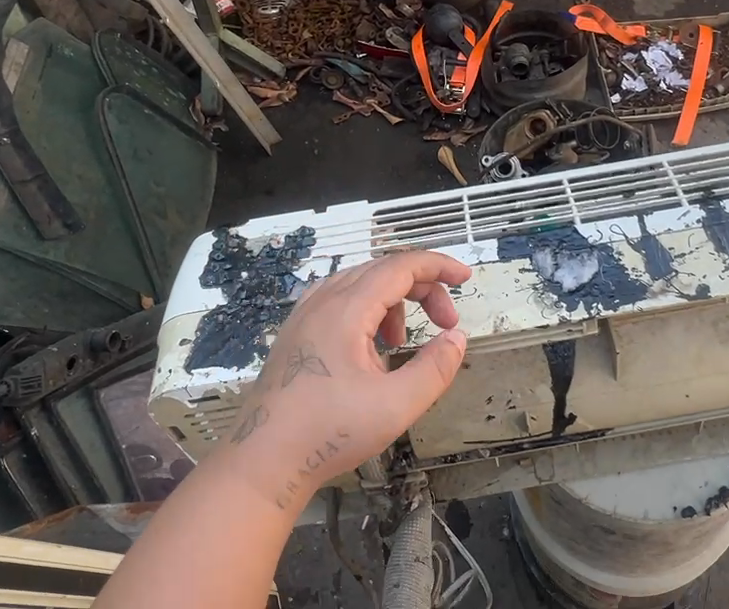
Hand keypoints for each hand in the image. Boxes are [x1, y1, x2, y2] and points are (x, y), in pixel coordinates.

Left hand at [212, 251, 471, 512]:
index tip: (466, 277)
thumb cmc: (330, 431)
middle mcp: (323, 300)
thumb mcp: (396, 405)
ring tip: (401, 343)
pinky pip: (339, 300)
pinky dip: (367, 310)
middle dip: (422, 289)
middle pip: (383, 270)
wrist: (262, 461)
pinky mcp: (295, 332)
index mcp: (347, 308)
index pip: (401, 266)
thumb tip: (456, 338)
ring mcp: (304, 314)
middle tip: (445, 324)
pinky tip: (370, 349)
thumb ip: (434, 368)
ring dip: (394, 301)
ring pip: (360, 283)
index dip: (438, 266)